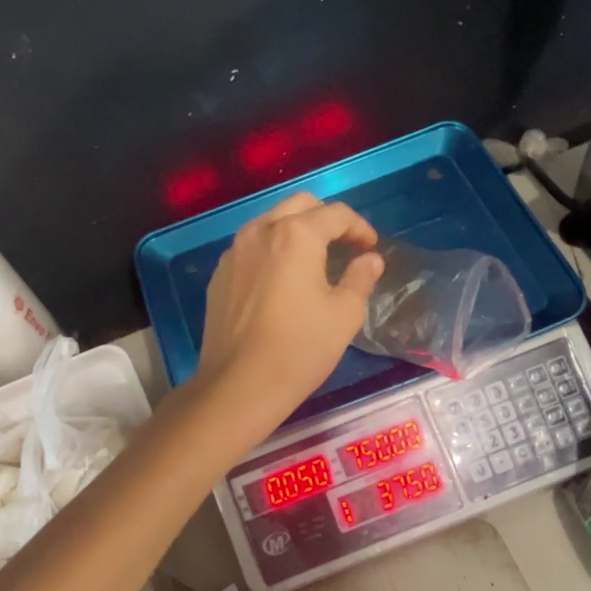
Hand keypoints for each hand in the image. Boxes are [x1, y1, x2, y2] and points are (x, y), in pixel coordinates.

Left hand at [197, 193, 384, 413]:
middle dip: (326, 218)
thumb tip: (369, 259)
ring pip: (271, 222)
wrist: (239, 385)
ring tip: (314, 259)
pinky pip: (251, 248)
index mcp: (296, 235)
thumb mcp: (344, 314)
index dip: (359, 227)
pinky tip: (282, 280)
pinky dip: (272, 251)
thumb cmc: (300, 348)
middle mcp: (260, 231)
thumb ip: (360, 277)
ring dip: (296, 231)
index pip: (335, 214)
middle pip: (299, 206)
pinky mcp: (219, 275)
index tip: (370, 247)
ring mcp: (234, 252)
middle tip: (344, 244)